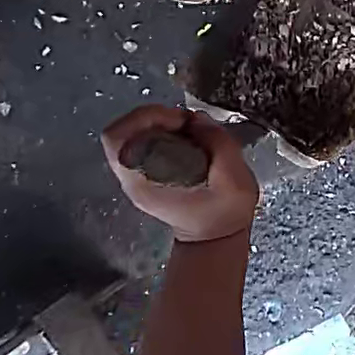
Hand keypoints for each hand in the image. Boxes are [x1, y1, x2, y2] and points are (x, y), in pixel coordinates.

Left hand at [101, 106, 258, 242]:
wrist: (216, 238)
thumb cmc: (225, 213)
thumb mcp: (235, 179)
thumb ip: (219, 144)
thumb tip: (197, 119)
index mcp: (144, 181)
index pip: (118, 137)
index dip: (147, 118)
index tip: (181, 121)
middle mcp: (132, 178)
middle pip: (121, 131)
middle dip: (155, 117)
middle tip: (186, 123)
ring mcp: (135, 176)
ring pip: (131, 134)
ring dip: (159, 124)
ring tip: (189, 130)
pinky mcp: (145, 174)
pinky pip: (142, 142)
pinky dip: (163, 133)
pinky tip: (187, 140)